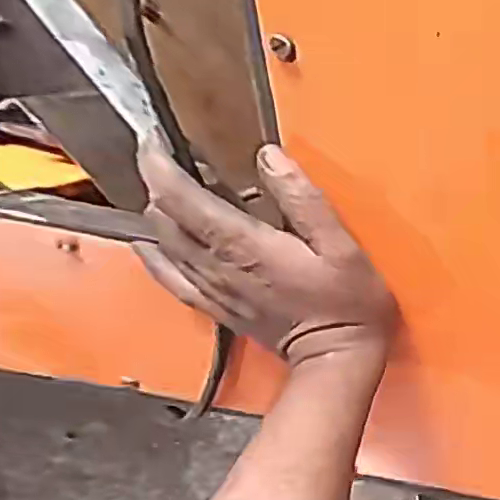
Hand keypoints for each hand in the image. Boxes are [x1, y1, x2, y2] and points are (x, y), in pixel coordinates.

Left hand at [135, 140, 398, 366]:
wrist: (339, 360)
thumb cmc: (348, 306)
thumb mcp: (342, 247)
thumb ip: (304, 200)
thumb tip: (270, 158)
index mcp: (245, 246)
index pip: (179, 197)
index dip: (158, 163)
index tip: (156, 139)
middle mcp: (219, 267)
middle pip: (163, 218)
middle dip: (157, 183)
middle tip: (171, 159)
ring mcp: (215, 290)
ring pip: (162, 245)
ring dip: (158, 215)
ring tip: (169, 192)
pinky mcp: (219, 308)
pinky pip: (171, 279)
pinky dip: (155, 257)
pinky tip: (152, 245)